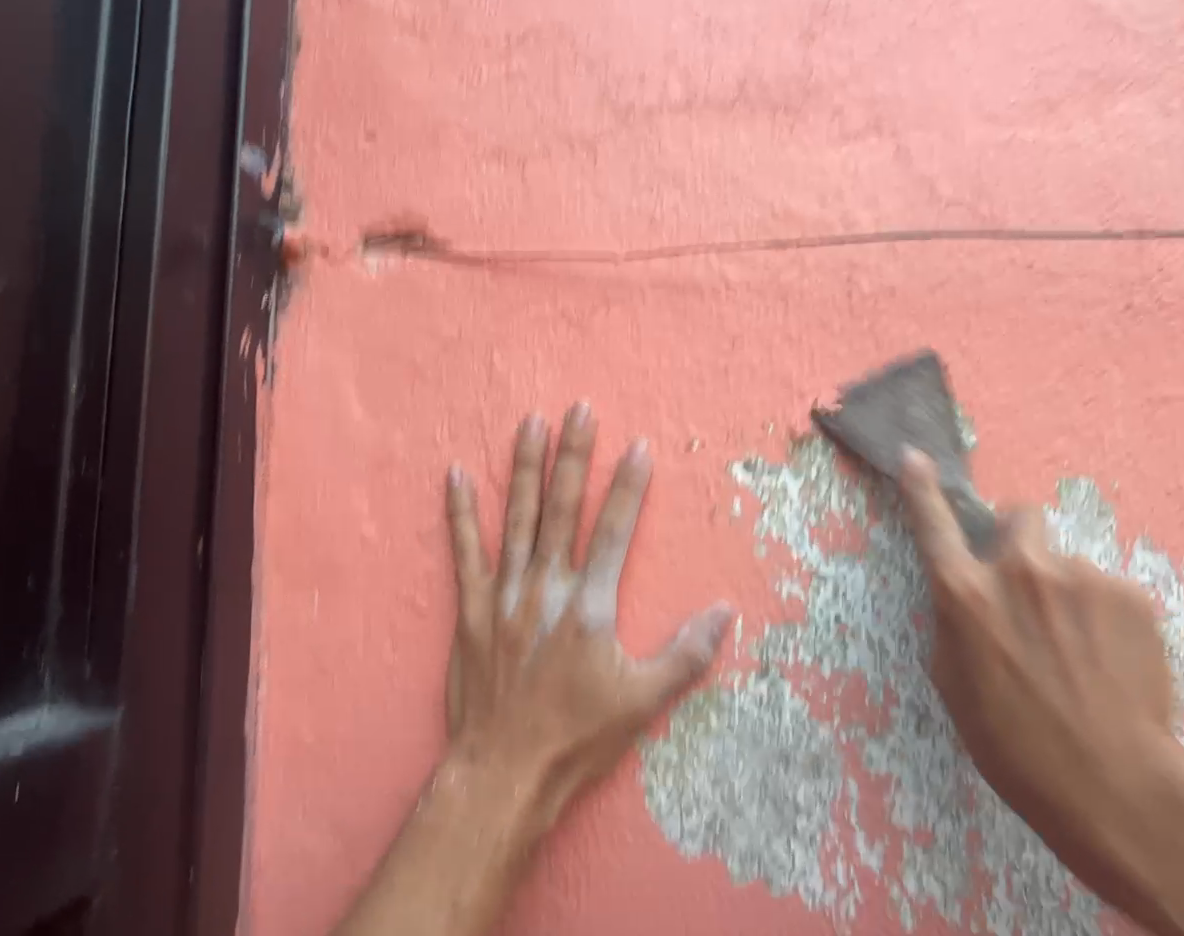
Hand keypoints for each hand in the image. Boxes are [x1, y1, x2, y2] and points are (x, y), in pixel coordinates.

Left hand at [337, 406, 733, 935]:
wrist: (504, 774)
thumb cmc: (577, 739)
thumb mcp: (644, 701)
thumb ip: (687, 653)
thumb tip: (726, 611)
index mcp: (589, 607)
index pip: (613, 532)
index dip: (629, 487)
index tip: (639, 447)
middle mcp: (546, 590)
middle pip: (563, 509)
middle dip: (575, 456)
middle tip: (580, 409)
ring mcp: (503, 598)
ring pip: (517, 520)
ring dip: (525, 469)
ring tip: (530, 424)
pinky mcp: (470, 614)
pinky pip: (464, 555)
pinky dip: (460, 515)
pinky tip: (457, 477)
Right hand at [897, 449, 1183, 922]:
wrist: (1115, 784)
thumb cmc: (1015, 748)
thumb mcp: (954, 687)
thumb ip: (952, 624)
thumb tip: (962, 596)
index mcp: (965, 596)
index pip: (934, 525)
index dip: (921, 489)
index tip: (915, 458)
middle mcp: (1019, 570)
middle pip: (1019, 516)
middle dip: (1020, 542)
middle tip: (1031, 593)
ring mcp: (1080, 577)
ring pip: (1066, 563)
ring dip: (1066, 590)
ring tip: (1081, 651)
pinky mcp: (1131, 594)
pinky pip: (1107, 590)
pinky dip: (1106, 617)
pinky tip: (1113, 662)